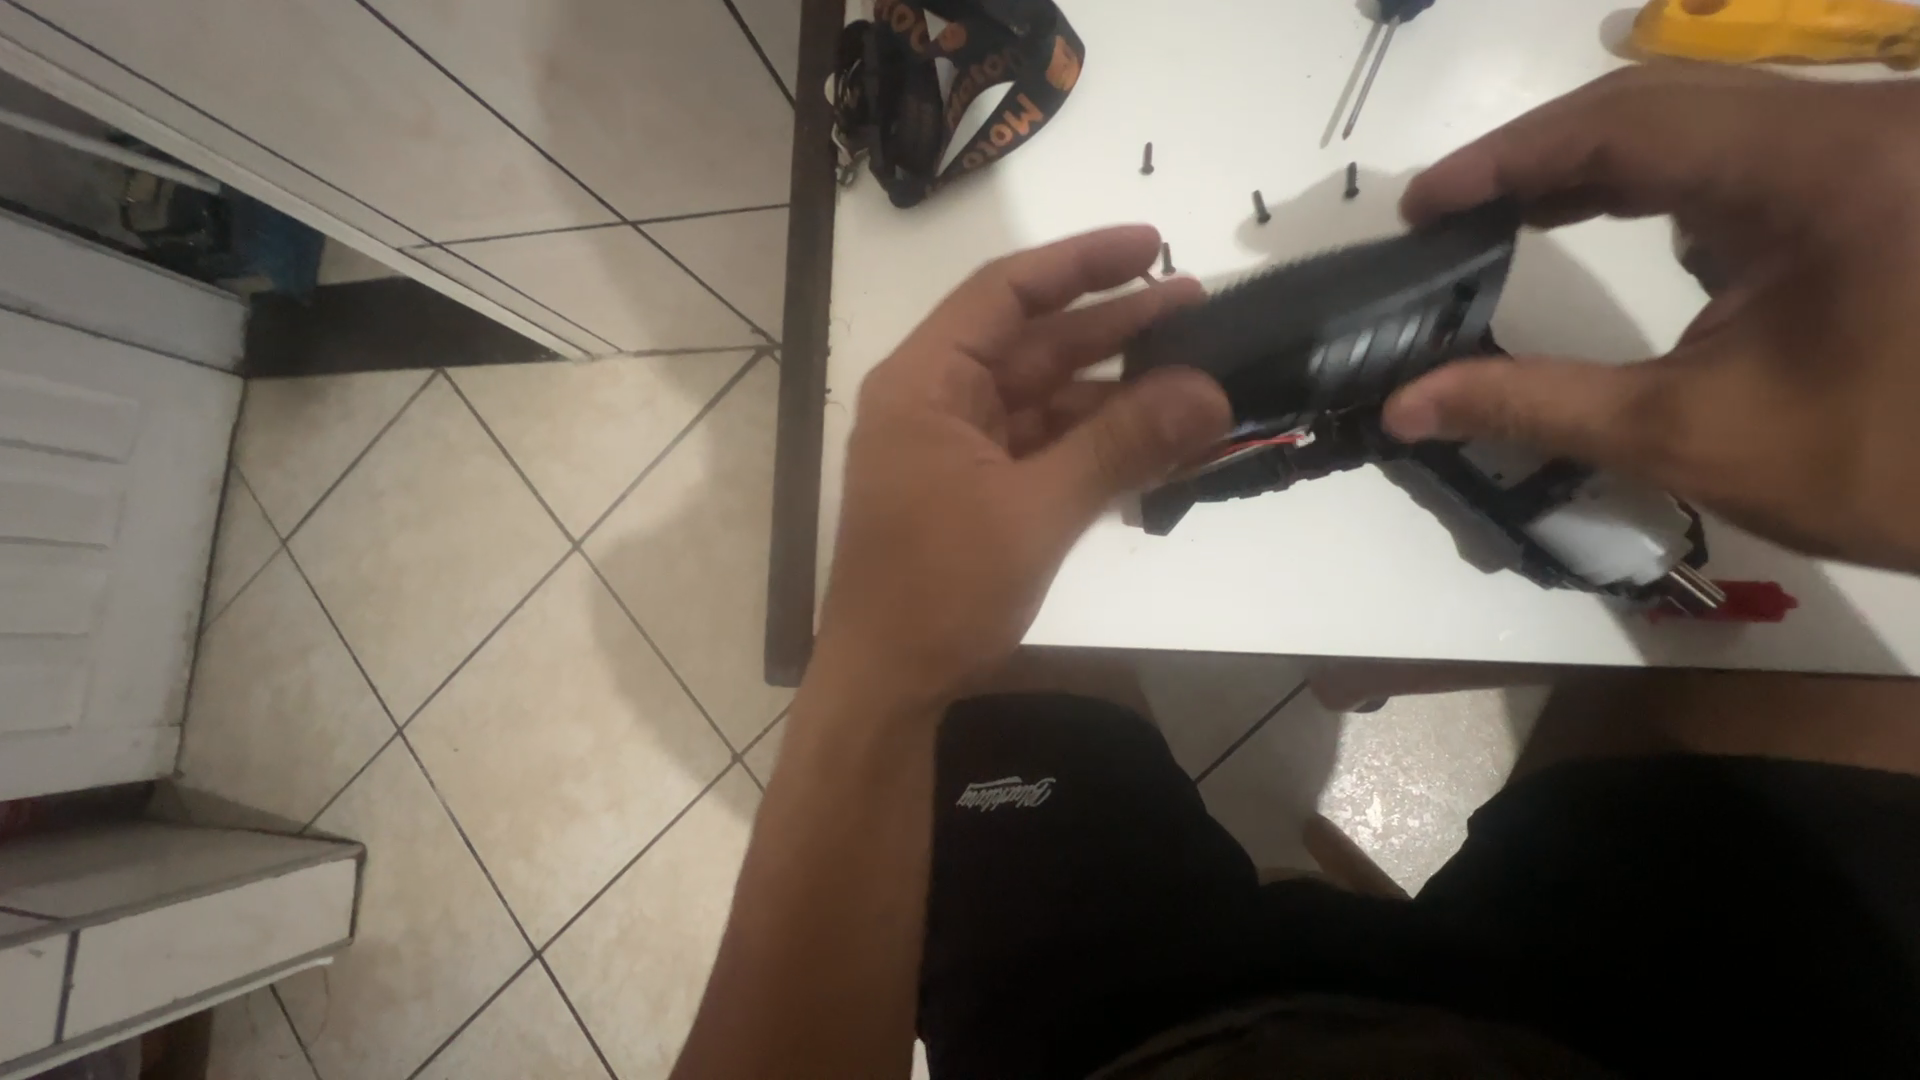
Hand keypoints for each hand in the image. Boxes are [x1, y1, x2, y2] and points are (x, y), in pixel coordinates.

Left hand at [813, 226, 1229, 704]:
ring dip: (1116, 396)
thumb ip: (1121, 446)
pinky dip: (1096, 448)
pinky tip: (1159, 443)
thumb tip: (1210, 393)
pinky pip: (1045, 451)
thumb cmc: (940, 589)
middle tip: (1196, 307)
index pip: (1004, 294)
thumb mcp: (1035, 511)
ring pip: (1047, 402)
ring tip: (1197, 381)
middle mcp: (937, 404)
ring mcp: (959, 451)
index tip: (1151, 245)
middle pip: (1033, 345)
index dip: (1080, 264)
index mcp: (925, 384)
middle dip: (1113, 329)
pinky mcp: (979, 493)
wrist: (889, 683)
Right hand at [1383, 65, 1919, 571]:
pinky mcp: (1900, 174)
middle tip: (1447, 212)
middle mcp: (1875, 124)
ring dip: (1594, 165)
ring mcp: (1896, 143)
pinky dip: (1661, 180)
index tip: (1420, 206)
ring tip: (1505, 215)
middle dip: (1536, 158)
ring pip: (1708, 119)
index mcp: (1831, 170)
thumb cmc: (1896, 463)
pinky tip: (1616, 219)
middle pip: (1660, 104)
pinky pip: (1755, 147)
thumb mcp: (1683, 436)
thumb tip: (1401, 408)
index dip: (1504, 161)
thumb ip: (1528, 405)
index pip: (1625, 127)